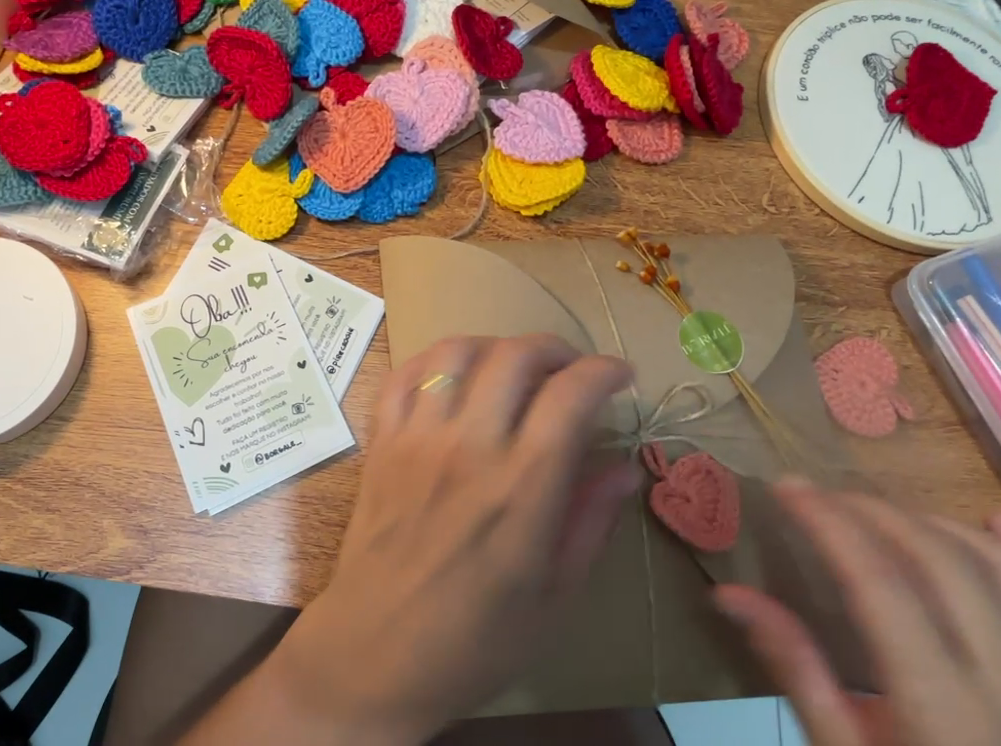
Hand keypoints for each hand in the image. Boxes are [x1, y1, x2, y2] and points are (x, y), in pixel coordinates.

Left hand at [187, 335, 637, 744]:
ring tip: (514, 369)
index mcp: (522, 488)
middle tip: (571, 371)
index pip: (570, 395)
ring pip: (456, 352)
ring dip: (495, 346)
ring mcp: (417, 438)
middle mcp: (468, 447)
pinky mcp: (381, 441)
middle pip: (514, 356)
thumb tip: (625, 468)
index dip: (604, 371)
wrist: (374, 653)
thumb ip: (590, 520)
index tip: (620, 376)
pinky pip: (404, 375)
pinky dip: (435, 360)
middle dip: (555, 349)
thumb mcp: (554, 595)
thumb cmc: (476, 639)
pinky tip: (456, 377)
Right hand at [715, 480, 1000, 745]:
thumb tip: (729, 593)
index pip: (879, 584)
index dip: (830, 524)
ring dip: (940, 524)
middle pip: (942, 561)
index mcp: (943, 707)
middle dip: (874, 511)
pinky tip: (992, 526)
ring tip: (888, 515)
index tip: (787, 486)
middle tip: (824, 495)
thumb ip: (797, 670)